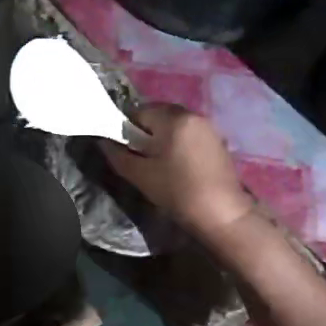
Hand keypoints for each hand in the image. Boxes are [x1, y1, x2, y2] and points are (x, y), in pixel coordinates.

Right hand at [99, 105, 254, 238]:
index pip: (138, 112)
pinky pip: (189, 133)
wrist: (222, 214)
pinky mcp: (217, 140)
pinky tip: (177, 165)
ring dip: (162, 137)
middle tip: (139, 158)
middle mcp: (192, 115)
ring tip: (158, 162)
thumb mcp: (141, 176)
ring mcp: (208, 126)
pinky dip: (178, 143)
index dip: (126, 128)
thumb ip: (118, 155)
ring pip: (174, 124)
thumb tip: (103, 142)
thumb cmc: (177, 192)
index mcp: (173, 118)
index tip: (124, 149)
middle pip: (158, 115)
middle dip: (145, 132)